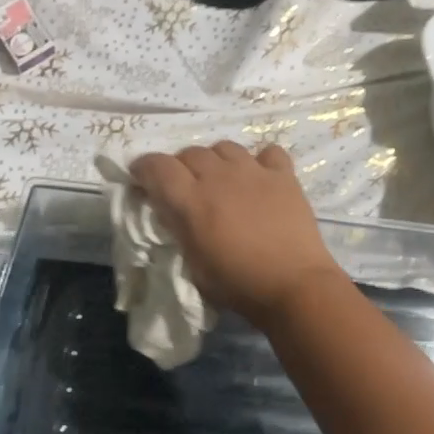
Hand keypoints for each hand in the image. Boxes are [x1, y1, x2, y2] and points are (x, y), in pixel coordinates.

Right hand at [130, 142, 348, 328]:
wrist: (293, 286)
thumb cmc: (237, 283)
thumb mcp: (194, 264)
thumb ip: (179, 230)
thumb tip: (170, 210)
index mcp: (192, 200)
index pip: (158, 167)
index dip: (144, 168)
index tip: (140, 179)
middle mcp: (220, 177)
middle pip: (190, 153)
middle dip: (179, 166)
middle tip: (182, 188)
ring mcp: (254, 172)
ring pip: (224, 147)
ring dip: (214, 160)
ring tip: (218, 180)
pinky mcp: (284, 176)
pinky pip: (266, 153)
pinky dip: (257, 161)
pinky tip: (257, 179)